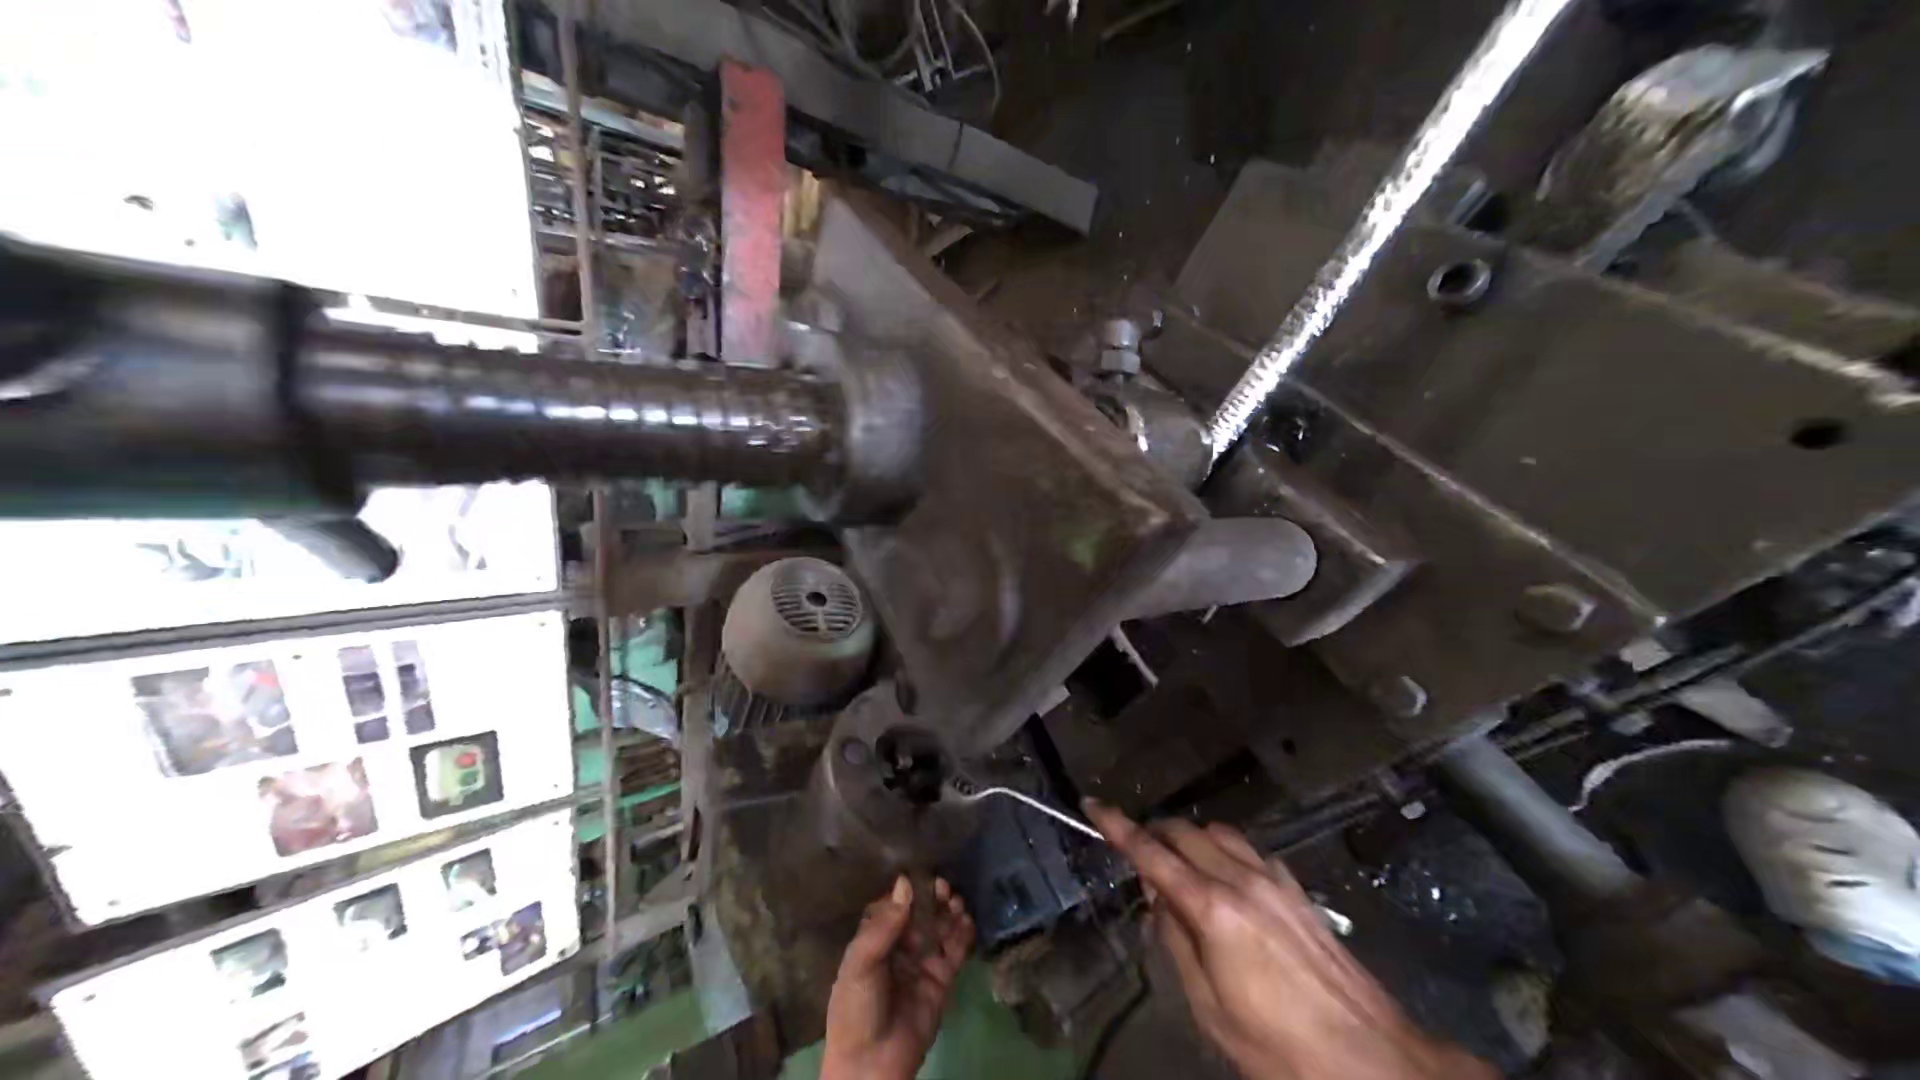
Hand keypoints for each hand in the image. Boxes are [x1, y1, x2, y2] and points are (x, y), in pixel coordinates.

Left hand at [821, 874, 973, 1079]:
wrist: (871, 1066)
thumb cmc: (856, 1010)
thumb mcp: (860, 964)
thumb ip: (883, 926)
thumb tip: (905, 883)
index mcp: (874, 940)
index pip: (894, 905)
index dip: (908, 890)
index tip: (922, 875)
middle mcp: (899, 946)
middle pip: (920, 913)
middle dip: (933, 898)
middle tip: (945, 886)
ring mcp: (922, 963)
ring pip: (939, 928)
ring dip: (950, 912)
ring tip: (957, 901)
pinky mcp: (941, 981)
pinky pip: (954, 952)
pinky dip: (963, 935)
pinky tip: (967, 920)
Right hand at [1084, 800, 1493, 1079]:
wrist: (1373, 1060)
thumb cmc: (1278, 1047)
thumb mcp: (1210, 1009)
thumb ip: (1176, 943)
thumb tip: (1157, 901)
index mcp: (1212, 909)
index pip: (1151, 853)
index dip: (1117, 827)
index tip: (1093, 806)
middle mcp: (1241, 880)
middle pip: (1184, 831)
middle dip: (1154, 832)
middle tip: (1137, 856)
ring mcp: (1274, 880)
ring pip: (1217, 833)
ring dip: (1189, 838)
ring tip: (1179, 866)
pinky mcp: (1297, 891)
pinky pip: (1249, 851)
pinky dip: (1224, 852)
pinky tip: (1226, 880)